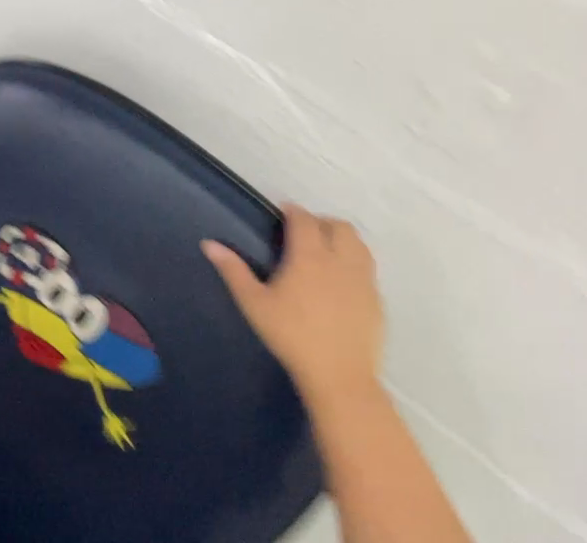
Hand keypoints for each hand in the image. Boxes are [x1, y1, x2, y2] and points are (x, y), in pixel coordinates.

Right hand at [202, 204, 384, 404]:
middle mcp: (341, 261)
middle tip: (303, 232)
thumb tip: (209, 244)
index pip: (305, 220)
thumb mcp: (253, 303)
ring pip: (359, 245)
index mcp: (309, 257)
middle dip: (321, 221)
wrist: (339, 375)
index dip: (293, 211)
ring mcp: (364, 281)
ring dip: (342, 238)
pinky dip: (354, 261)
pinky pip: (368, 268)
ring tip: (325, 249)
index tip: (282, 211)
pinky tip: (340, 280)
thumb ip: (233, 270)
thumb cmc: (290, 335)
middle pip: (339, 226)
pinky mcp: (377, 300)